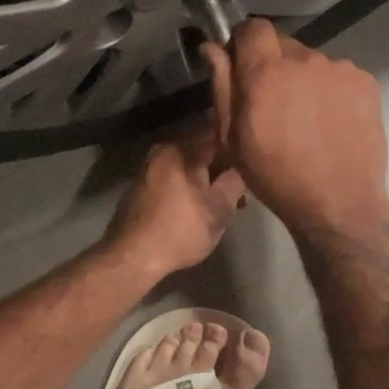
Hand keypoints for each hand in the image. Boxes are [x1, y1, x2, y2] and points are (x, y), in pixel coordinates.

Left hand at [102, 129, 247, 275]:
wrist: (133, 255)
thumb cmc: (180, 230)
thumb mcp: (219, 209)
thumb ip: (235, 181)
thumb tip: (244, 165)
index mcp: (182, 150)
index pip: (218, 134)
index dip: (240, 145)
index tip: (255, 158)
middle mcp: (163, 151)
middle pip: (202, 149)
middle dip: (225, 165)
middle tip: (245, 184)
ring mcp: (149, 166)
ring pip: (188, 164)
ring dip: (208, 178)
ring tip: (229, 199)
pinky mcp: (143, 184)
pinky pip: (174, 175)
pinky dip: (190, 184)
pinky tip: (202, 204)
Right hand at [201, 19, 388, 233]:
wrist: (339, 203)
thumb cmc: (275, 175)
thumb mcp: (233, 137)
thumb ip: (222, 85)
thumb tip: (211, 48)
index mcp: (266, 72)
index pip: (253, 27)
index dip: (244, 41)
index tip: (241, 62)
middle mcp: (305, 60)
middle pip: (283, 44)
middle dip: (272, 64)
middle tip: (272, 101)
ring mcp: (340, 69)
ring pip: (311, 61)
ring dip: (302, 79)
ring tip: (304, 117)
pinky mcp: (366, 82)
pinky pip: (337, 75)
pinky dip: (329, 90)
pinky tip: (328, 121)